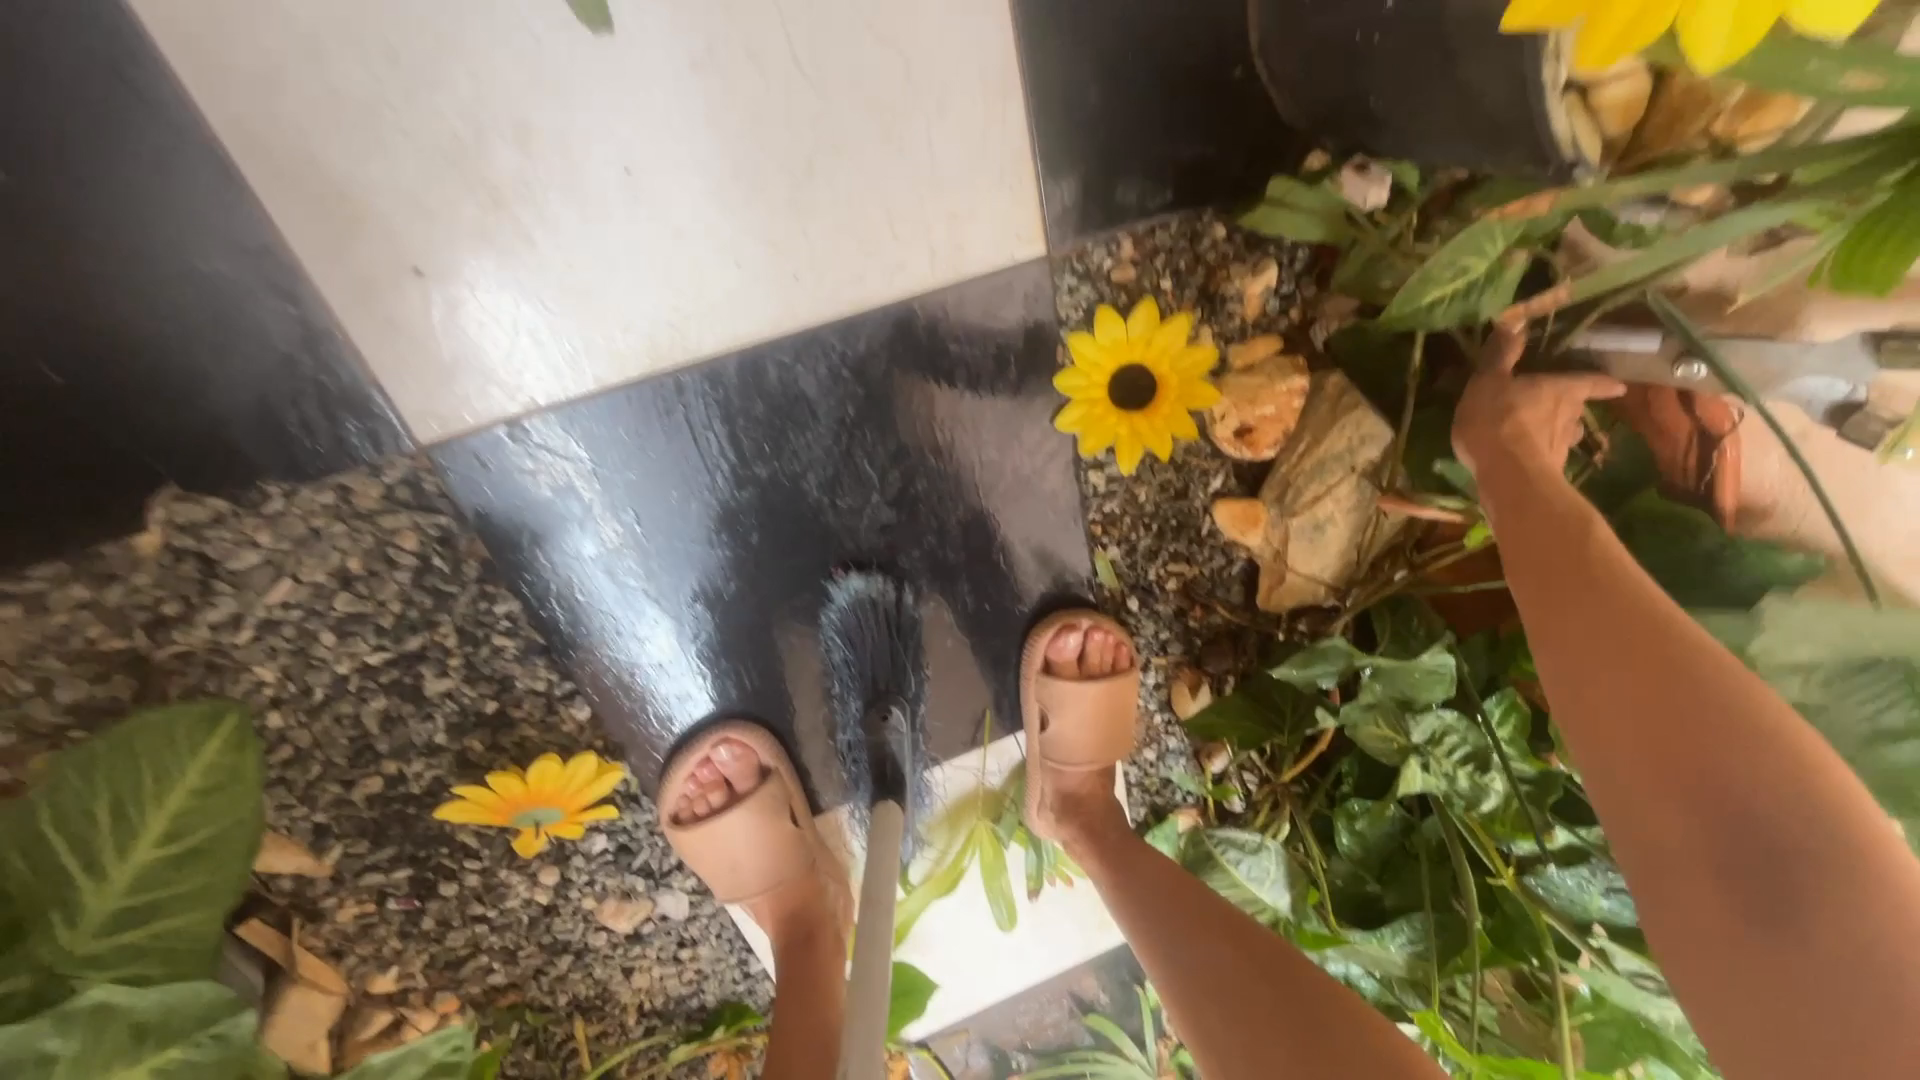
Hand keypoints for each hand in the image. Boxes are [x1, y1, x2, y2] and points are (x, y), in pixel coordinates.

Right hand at [1452, 322, 1626, 482]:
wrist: (1506, 471)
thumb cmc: (1498, 418)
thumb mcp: (1489, 380)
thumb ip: (1501, 354)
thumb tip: (1514, 319)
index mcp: (1561, 388)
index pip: (1590, 381)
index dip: (1604, 382)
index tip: (1619, 386)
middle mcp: (1571, 415)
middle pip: (1578, 408)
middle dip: (1573, 407)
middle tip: (1564, 408)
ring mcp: (1562, 444)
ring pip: (1567, 433)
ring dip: (1559, 432)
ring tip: (1544, 434)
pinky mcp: (1550, 469)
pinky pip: (1548, 456)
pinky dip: (1542, 454)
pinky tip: (1529, 458)